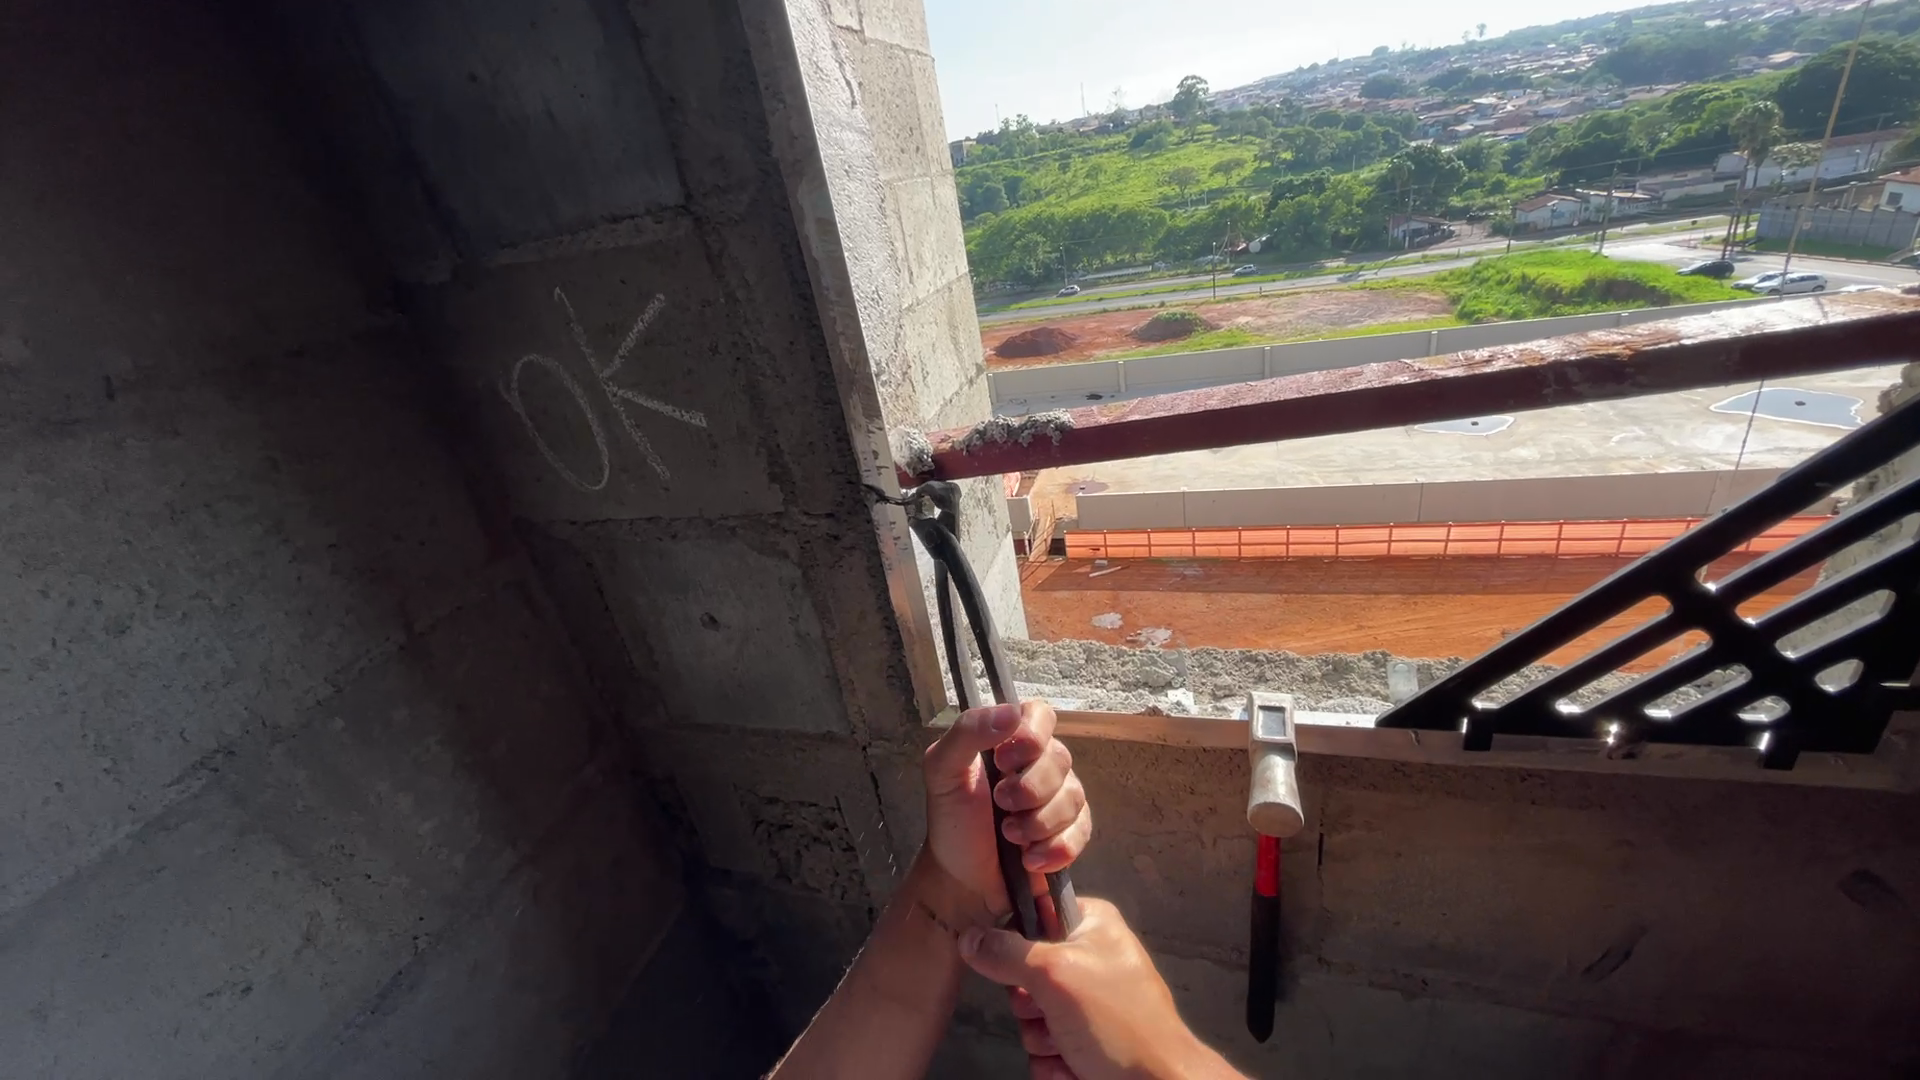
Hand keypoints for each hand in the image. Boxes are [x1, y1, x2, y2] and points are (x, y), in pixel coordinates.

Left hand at [922, 701, 1090, 927]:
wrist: (961, 880)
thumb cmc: (951, 819)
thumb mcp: (942, 770)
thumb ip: (968, 732)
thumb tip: (1012, 712)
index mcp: (1010, 740)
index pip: (1041, 714)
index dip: (1031, 734)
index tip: (1003, 760)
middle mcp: (1039, 763)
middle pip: (1061, 758)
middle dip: (1030, 788)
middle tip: (1000, 804)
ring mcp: (1059, 797)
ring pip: (1074, 796)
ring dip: (1040, 822)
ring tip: (1010, 836)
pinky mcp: (1071, 832)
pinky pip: (1083, 830)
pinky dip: (1057, 848)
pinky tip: (1030, 859)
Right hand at [957, 899, 1243, 1079]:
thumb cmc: (1116, 1022)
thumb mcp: (1056, 974)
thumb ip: (1007, 952)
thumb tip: (967, 935)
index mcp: (1091, 923)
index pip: (1033, 911)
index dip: (1019, 940)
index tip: (1021, 964)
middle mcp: (1089, 957)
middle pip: (1026, 972)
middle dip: (1031, 1004)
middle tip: (1048, 1013)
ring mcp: (1087, 1003)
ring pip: (1032, 1015)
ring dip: (1041, 1038)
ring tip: (1068, 1047)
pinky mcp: (1084, 1043)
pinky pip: (1044, 1048)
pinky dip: (1053, 1062)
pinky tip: (1073, 1068)